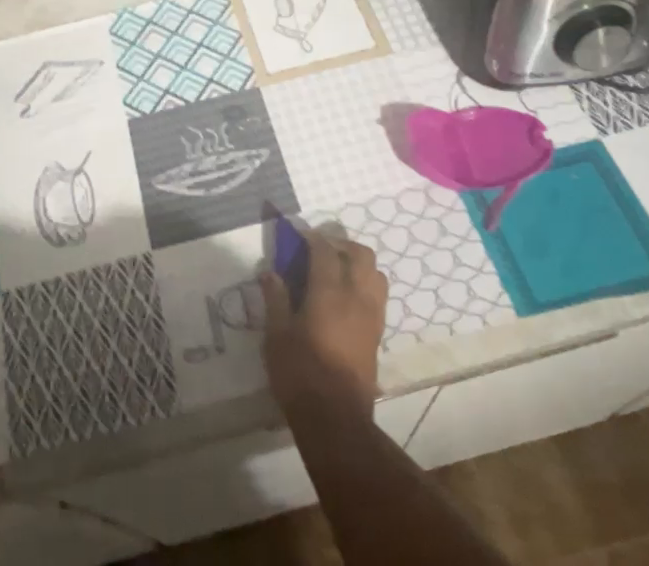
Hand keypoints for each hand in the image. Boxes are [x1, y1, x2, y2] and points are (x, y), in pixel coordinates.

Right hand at [260, 227, 388, 420]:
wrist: (335, 417)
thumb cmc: (300, 374)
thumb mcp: (277, 336)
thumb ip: (276, 299)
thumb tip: (271, 271)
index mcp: (330, 292)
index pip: (325, 250)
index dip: (311, 237)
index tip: (297, 232)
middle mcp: (357, 296)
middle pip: (360, 254)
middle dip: (339, 244)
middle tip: (316, 249)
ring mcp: (373, 314)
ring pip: (375, 272)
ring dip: (356, 262)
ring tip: (334, 270)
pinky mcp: (378, 332)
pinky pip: (377, 293)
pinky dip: (364, 282)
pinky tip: (344, 297)